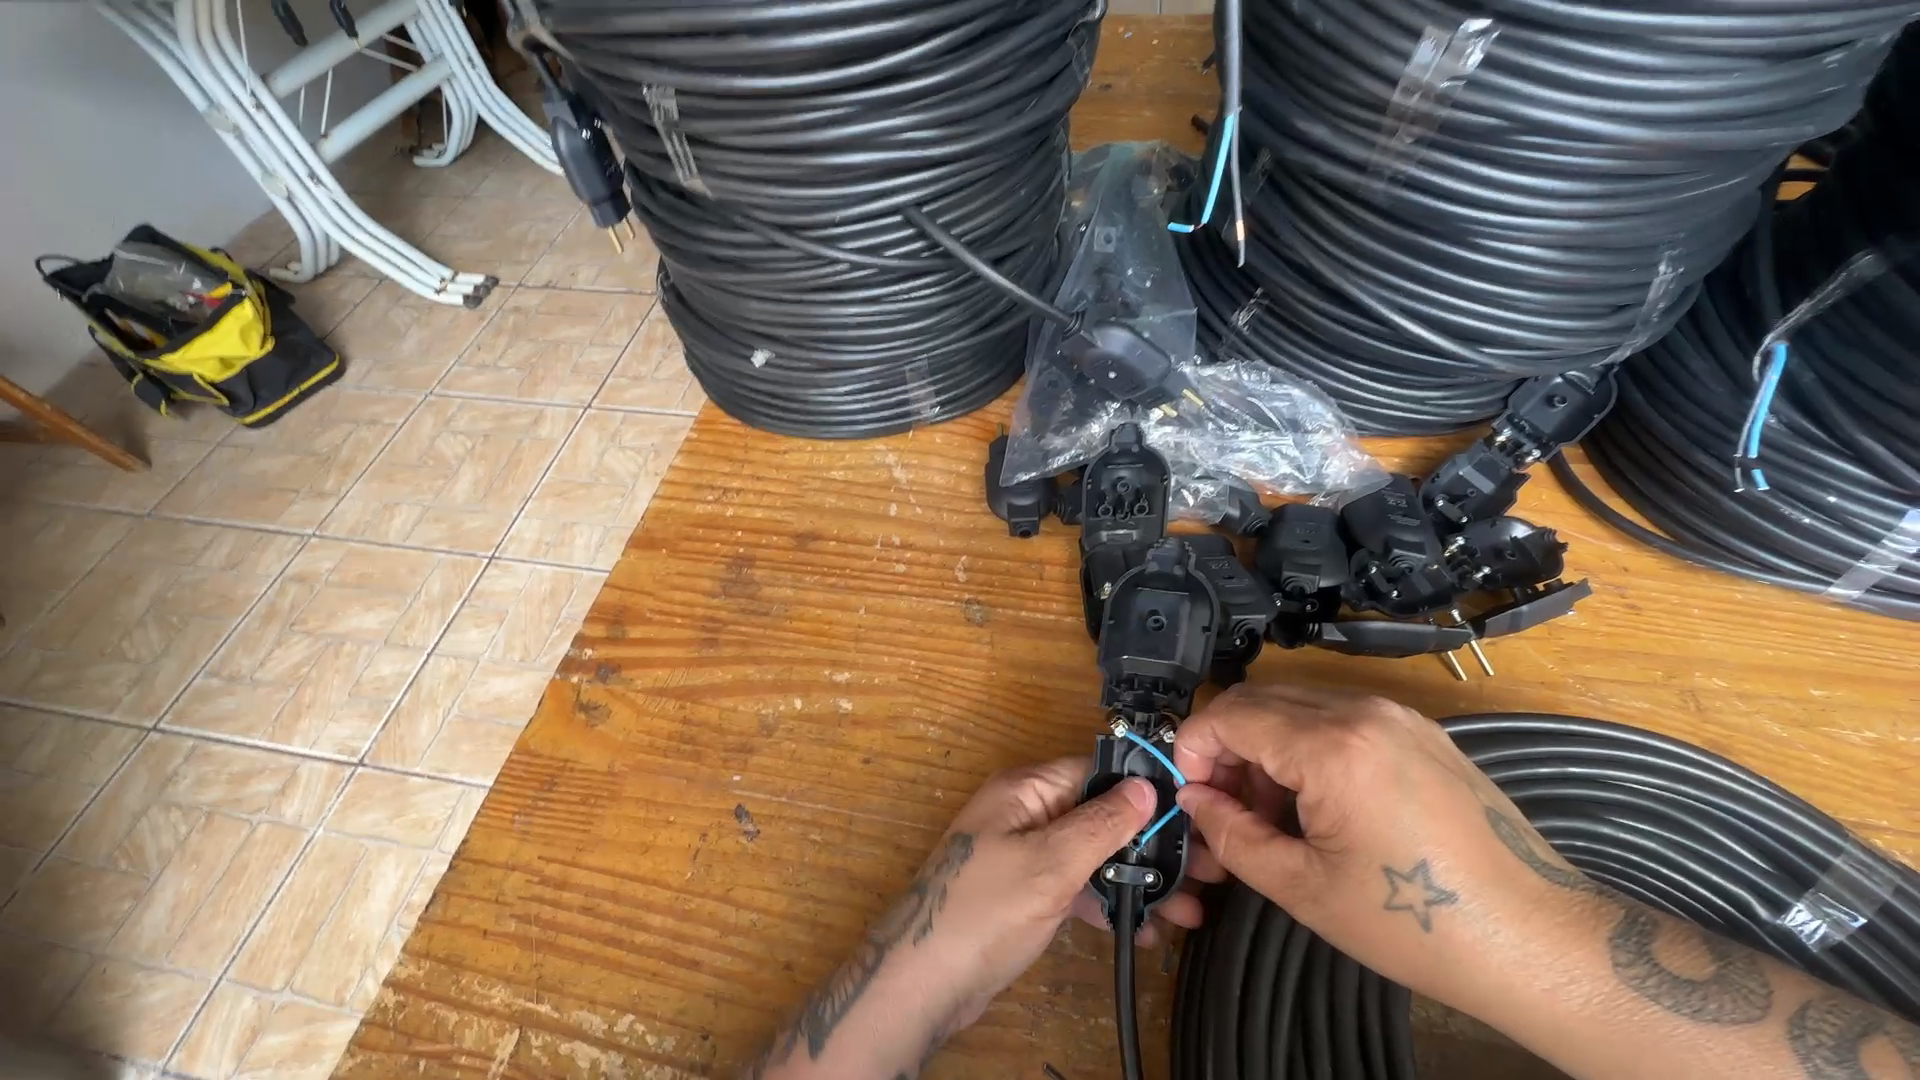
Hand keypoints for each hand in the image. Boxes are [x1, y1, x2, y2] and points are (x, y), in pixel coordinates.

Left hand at [753, 755, 1217, 1079]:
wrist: (925, 982)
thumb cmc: (986, 910)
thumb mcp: (1049, 863)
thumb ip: (1100, 823)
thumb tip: (1144, 786)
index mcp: (1025, 791)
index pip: (1093, 773)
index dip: (1142, 790)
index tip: (1192, 813)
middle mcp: (1025, 814)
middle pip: (1098, 816)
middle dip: (1148, 844)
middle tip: (1203, 870)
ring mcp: (1024, 855)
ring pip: (1091, 855)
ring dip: (1136, 879)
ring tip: (1188, 909)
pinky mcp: (1025, 894)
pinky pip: (1075, 887)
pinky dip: (1106, 903)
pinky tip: (1144, 929)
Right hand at [1171, 685, 1583, 1010]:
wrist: (1538, 942)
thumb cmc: (1416, 924)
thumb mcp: (1302, 888)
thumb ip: (1230, 833)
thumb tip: (1193, 800)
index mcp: (1332, 746)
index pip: (1229, 715)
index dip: (1193, 748)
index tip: (1191, 793)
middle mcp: (1364, 712)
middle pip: (1257, 700)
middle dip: (1225, 746)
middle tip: (1224, 805)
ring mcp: (1398, 717)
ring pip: (1296, 705)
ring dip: (1265, 746)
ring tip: (1272, 813)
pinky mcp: (1420, 732)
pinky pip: (1338, 717)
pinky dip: (1307, 746)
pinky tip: (1318, 803)